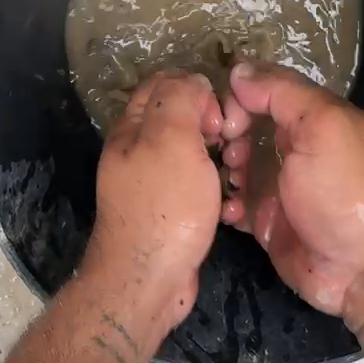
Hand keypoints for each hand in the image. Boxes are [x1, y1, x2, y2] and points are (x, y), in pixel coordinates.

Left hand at [80, 71, 224, 338]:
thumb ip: (179, 99)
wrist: (148, 280)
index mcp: (129, 131)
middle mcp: (135, 155)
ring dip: (216, 158)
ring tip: (233, 170)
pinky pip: (195, 189)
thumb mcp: (170, 138)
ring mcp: (150, 188)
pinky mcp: (167, 215)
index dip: (195, 88)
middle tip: (228, 143)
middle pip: (178, 119)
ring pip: (190, 156)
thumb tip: (192, 83)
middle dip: (210, 122)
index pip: (162, 85)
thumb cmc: (163, 206)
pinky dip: (214, 189)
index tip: (217, 115)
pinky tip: (230, 201)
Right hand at [219, 61, 363, 317]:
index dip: (244, 97)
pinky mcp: (269, 221)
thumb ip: (282, 93)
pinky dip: (227, 205)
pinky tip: (229, 211)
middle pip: (251, 127)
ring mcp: (284, 188)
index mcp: (322, 120)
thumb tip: (239, 70)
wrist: (361, 268)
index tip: (228, 117)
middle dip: (231, 135)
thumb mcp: (322, 128)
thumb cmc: (345, 192)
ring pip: (239, 166)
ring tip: (229, 183)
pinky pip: (237, 204)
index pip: (273, 91)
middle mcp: (302, 150)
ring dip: (225, 171)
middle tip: (228, 153)